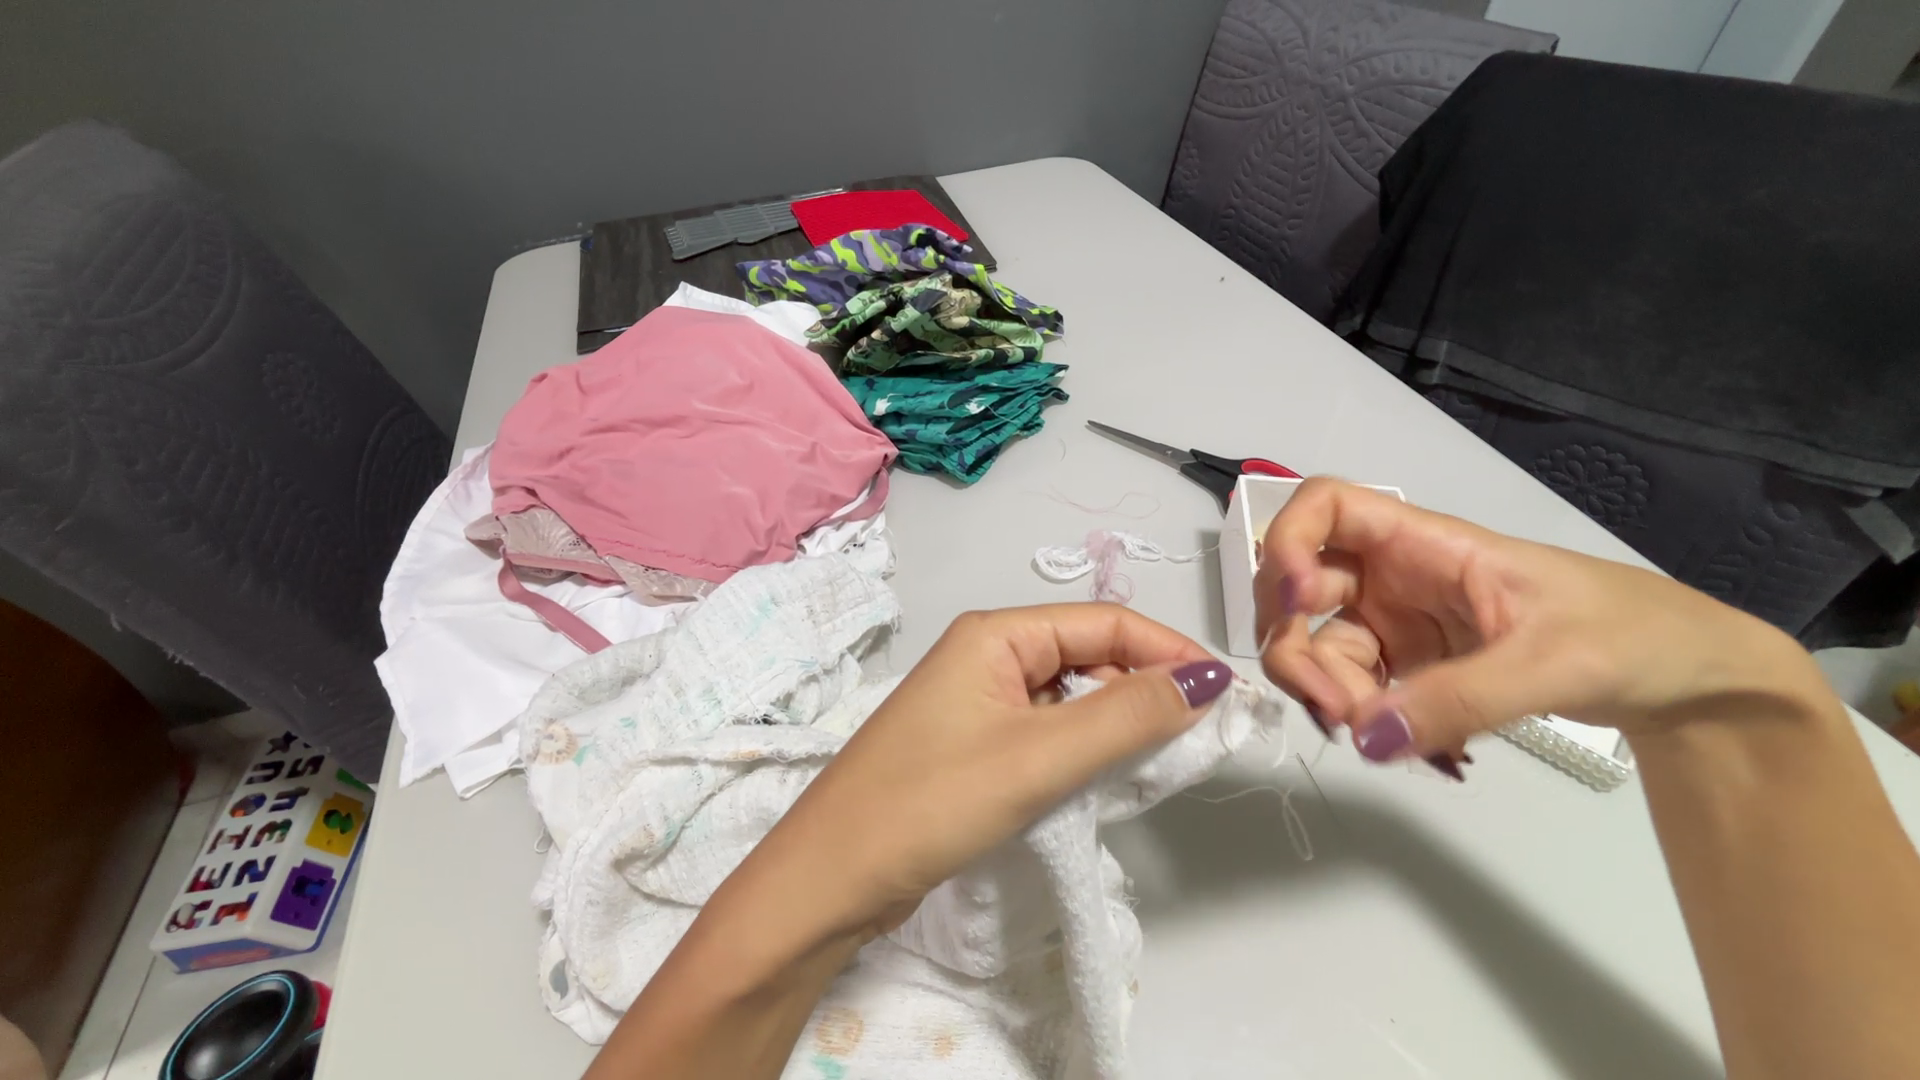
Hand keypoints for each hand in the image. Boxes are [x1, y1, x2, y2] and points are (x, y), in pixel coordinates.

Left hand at [747, 604, 1230, 937]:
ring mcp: (975, 702)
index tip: (1224, 696)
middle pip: (1087, 655)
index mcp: (996, 635)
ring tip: (1155, 763)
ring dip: (1114, 722)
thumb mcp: (1039, 757)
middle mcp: (986, 656)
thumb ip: (1127, 715)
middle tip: (1194, 740)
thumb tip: (1207, 679)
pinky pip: (1044, 731)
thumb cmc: (931, 802)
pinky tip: (1101, 779)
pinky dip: (1080, 749)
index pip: (1104, 623)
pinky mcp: (971, 746)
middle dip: (1143, 688)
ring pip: (1068, 697)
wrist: (831, 878)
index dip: (1168, 652)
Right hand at [1252, 478, 1824, 764]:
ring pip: (1316, 646)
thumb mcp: (1556, 662)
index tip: (1296, 602)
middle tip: (1334, 711)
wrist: (1685, 679)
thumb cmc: (1633, 636)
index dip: (1288, 541)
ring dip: (1328, 695)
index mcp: (1424, 543)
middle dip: (1294, 647)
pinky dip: (1368, 724)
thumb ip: (1460, 699)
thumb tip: (1366, 738)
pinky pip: (1355, 689)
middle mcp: (1391, 576)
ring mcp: (1394, 624)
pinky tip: (1424, 753)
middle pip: (1297, 590)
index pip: (1325, 507)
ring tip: (1386, 741)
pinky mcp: (1406, 668)